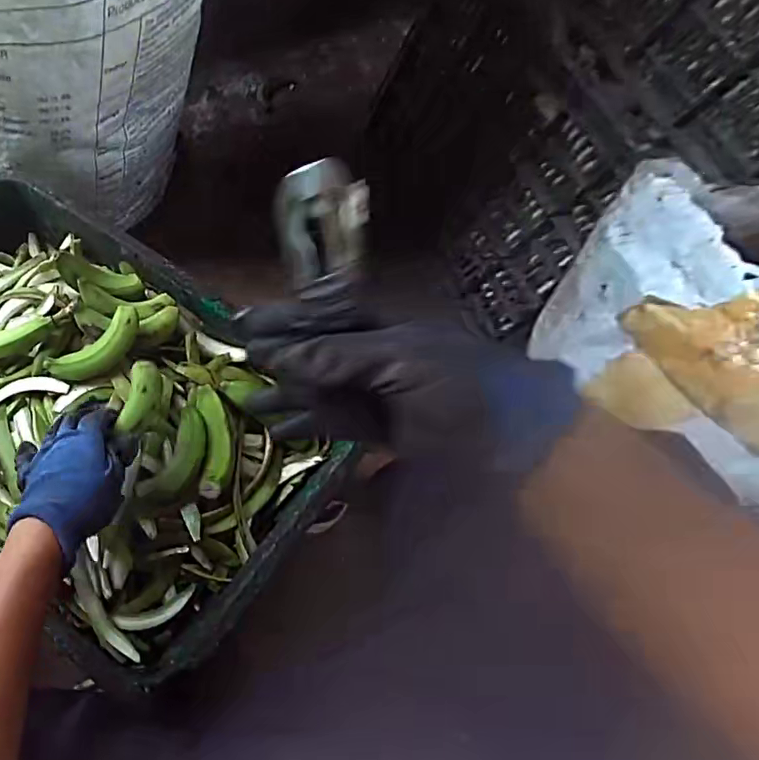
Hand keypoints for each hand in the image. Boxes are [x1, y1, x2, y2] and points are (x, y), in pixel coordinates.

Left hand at [7, 406, 125, 569]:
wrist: (49, 522)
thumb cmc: (88, 501)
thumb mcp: (114, 480)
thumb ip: (119, 456)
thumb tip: (126, 439)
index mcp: (86, 437)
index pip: (97, 417)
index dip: (107, 415)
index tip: (116, 419)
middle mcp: (62, 438)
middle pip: (71, 418)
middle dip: (83, 416)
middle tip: (93, 421)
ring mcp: (43, 452)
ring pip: (51, 431)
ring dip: (61, 428)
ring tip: (69, 431)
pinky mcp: (28, 468)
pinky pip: (29, 452)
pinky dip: (32, 448)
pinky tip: (31, 447)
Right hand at [240, 306, 580, 476]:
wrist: (522, 442)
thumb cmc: (466, 385)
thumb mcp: (403, 359)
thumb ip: (338, 356)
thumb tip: (275, 355)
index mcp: (385, 329)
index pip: (322, 317)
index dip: (283, 319)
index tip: (242, 325)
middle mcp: (377, 358)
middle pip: (314, 355)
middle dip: (275, 360)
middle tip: (236, 367)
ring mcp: (378, 395)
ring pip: (319, 391)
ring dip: (284, 397)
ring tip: (248, 405)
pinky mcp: (380, 430)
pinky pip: (334, 423)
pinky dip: (307, 427)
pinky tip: (281, 433)